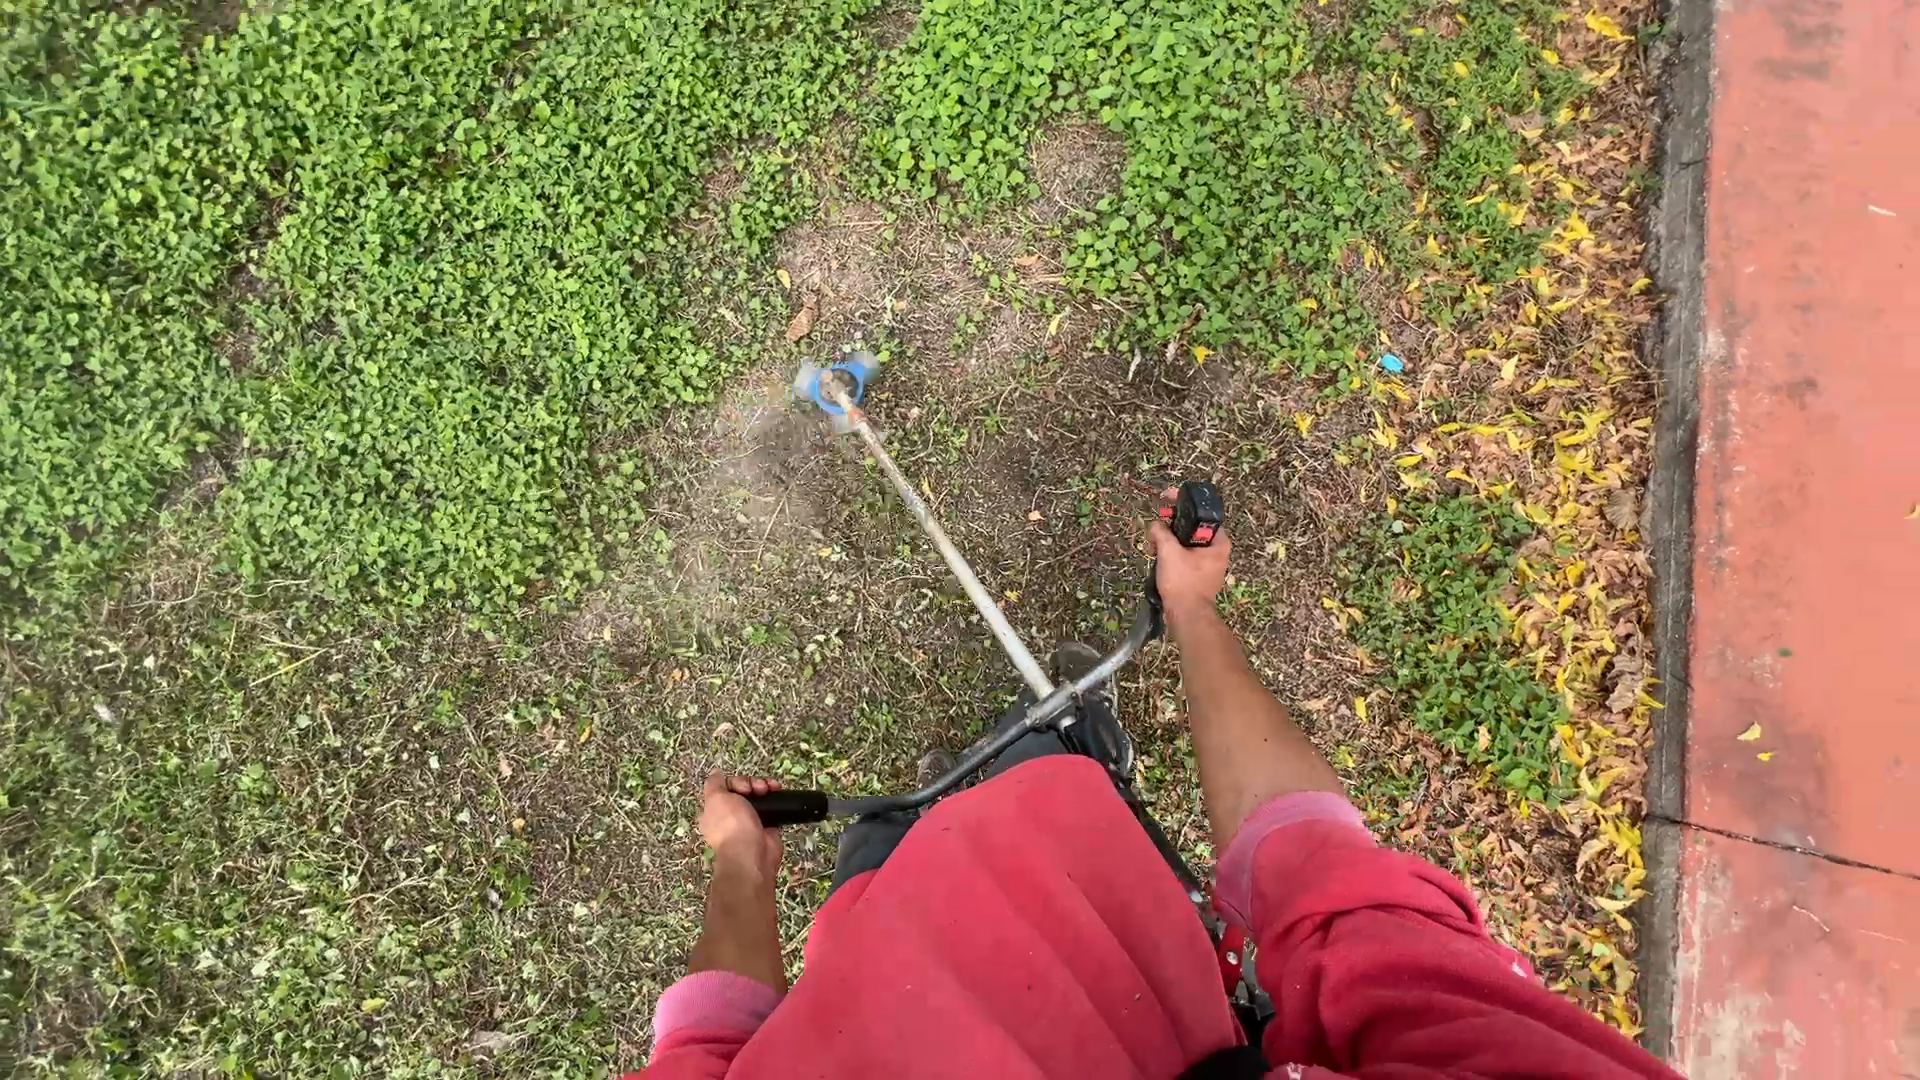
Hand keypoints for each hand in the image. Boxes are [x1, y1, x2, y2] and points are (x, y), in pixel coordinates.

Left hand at [698, 773, 782, 875]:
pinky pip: (770, 804)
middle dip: (753, 783)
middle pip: (743, 788)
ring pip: (757, 795)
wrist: (752, 852)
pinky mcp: (766, 823)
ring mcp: (749, 819)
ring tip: (772, 789)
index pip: (726, 786)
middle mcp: (731, 815)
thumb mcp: (715, 798)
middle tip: (760, 788)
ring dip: (766, 787)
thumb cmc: (732, 824)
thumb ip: (714, 783)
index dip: (737, 782)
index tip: (744, 788)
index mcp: (714, 810)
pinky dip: (776, 797)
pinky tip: (778, 793)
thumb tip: (716, 773)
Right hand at [1149, 504, 1229, 629]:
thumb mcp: (1169, 552)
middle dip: (1169, 525)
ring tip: (1152, 546)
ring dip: (1167, 540)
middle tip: (1155, 527)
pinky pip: (1184, 555)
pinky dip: (1170, 553)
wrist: (1187, 615)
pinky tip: (1156, 556)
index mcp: (1218, 541)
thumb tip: (1156, 525)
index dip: (1181, 503)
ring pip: (1185, 541)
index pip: (1200, 512)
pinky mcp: (1198, 573)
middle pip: (1190, 527)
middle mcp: (1217, 550)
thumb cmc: (1182, 582)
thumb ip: (1161, 532)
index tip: (1165, 497)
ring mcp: (1208, 563)